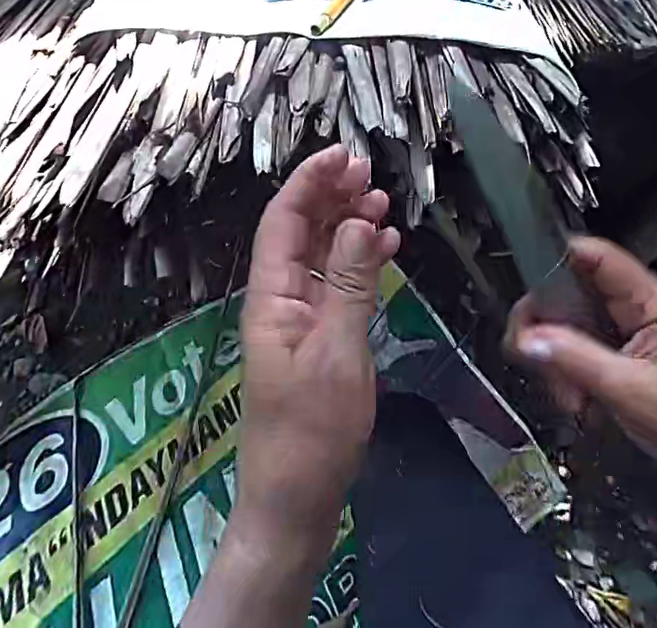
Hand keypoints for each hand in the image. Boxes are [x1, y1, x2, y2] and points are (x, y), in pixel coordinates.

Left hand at [237, 145, 400, 533]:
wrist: (298, 501)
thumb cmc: (311, 430)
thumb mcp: (335, 352)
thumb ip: (347, 283)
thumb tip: (359, 222)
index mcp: (270, 296)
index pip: (283, 221)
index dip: (309, 182)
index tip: (343, 156)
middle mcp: (282, 297)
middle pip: (301, 230)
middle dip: (331, 195)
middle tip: (369, 173)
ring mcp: (303, 315)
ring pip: (322, 252)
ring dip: (348, 222)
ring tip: (382, 201)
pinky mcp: (323, 333)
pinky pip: (340, 281)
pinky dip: (362, 258)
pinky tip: (386, 244)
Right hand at [506, 236, 656, 490]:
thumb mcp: (633, 393)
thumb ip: (577, 360)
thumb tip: (528, 338)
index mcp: (653, 302)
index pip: (598, 257)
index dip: (559, 259)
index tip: (527, 286)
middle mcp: (637, 307)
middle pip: (573, 290)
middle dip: (551, 327)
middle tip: (539, 361)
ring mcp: (627, 329)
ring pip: (570, 322)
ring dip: (558, 357)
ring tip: (572, 398)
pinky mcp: (619, 351)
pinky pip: (577, 346)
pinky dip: (568, 371)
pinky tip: (578, 400)